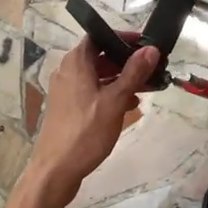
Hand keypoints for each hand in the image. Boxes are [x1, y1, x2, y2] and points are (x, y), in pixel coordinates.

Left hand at [28, 38, 161, 190]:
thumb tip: (151, 48)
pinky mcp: (68, 108)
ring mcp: (66, 90)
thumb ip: (133, 73)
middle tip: (151, 68)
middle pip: (100, 56)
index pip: (99, 36)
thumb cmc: (85, 132)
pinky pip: (92, 91)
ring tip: (146, 87)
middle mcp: (68, 71)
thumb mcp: (114, 101)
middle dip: (126, 61)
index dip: (122, 37)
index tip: (144, 43)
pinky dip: (110, 93)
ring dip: (120, 79)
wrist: (55, 171)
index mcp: (76, 62)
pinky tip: (129, 106)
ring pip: (98, 76)